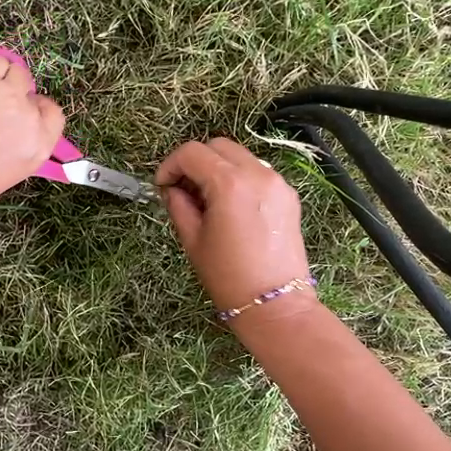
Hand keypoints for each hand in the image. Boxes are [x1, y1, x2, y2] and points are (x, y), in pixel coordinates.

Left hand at [0, 50, 65, 223]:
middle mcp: (27, 118)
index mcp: (37, 149)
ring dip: (4, 81)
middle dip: (18, 99)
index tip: (21, 117)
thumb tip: (10, 135)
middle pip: (33, 94)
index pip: (53, 117)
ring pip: (16, 73)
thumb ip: (15, 151)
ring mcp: (4, 93)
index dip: (36, 114)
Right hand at [156, 138, 314, 317]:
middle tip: (183, 190)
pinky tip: (231, 208)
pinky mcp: (288, 195)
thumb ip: (179, 206)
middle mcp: (257, 174)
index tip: (162, 186)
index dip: (170, 165)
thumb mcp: (193, 240)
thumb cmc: (228, 276)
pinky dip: (239, 179)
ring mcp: (277, 183)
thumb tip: (172, 190)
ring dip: (218, 168)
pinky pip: (257, 173)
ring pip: (239, 156)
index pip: (192, 153)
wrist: (275, 304)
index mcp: (229, 184)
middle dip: (195, 162)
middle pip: (218, 146)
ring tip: (207, 200)